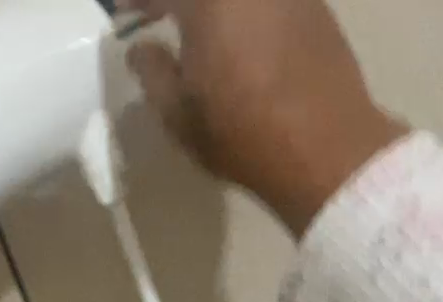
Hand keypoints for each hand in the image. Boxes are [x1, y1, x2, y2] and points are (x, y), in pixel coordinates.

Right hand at [123, 0, 409, 235]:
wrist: (320, 146)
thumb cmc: (238, 134)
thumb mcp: (178, 114)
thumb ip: (152, 72)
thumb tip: (140, 48)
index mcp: (209, 3)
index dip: (137, 0)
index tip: (121, 11)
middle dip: (177, 0)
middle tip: (160, 14)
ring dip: (210, 8)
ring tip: (196, 24)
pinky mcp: (312, 3)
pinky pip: (266, 2)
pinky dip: (243, 10)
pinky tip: (235, 29)